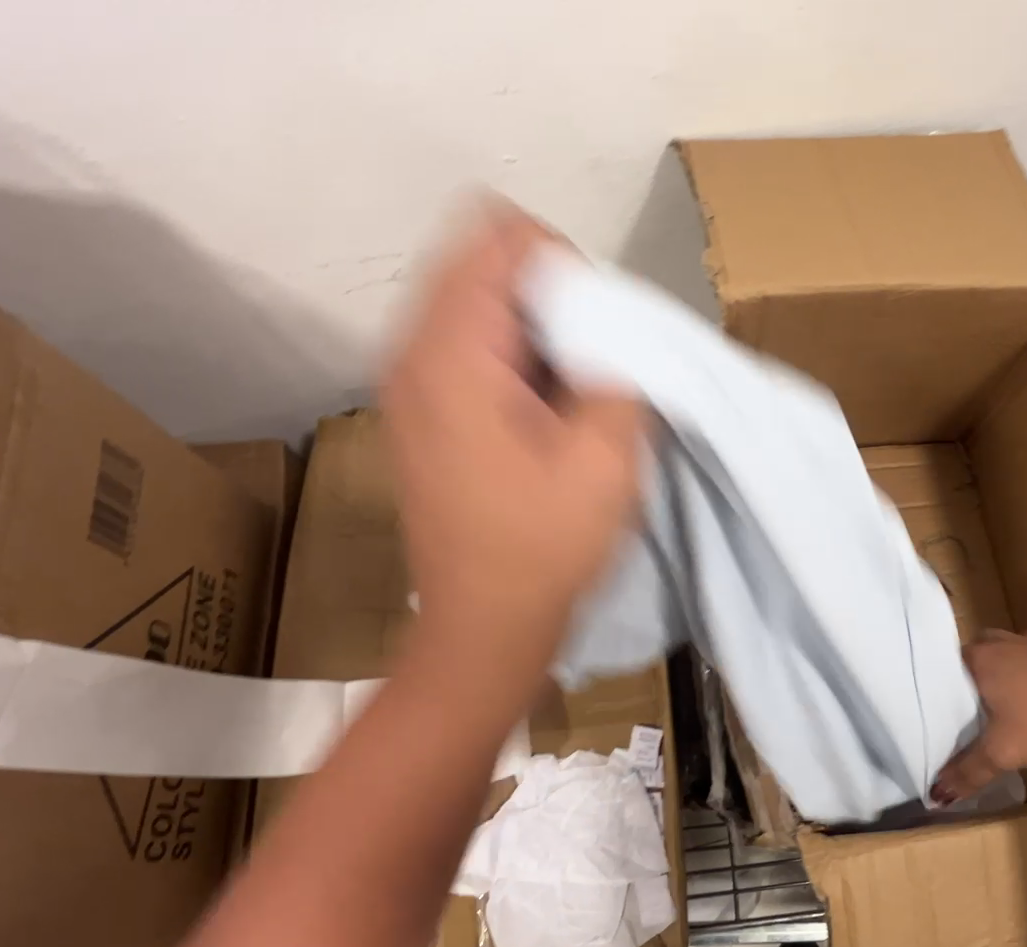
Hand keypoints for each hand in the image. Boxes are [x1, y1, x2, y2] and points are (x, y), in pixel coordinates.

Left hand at [383, 202, 646, 668]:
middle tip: (590, 367)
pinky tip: (544, 416)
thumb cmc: (543, 547)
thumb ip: (618, 370)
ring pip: (479, 305)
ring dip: (537, 333)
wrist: (482, 628)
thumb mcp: (607, 458)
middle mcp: (412, 351)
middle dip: (552, 299)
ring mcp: (408, 383)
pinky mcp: (420, 411)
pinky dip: (515, 360)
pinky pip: (469, 347)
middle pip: (485, 264)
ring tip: (571, 395)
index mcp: (452, 353)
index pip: (503, 238)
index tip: (596, 338)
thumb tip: (604, 332)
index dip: (566, 271)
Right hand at [931, 629, 1026, 802]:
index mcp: (974, 658)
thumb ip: (965, 773)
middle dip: (964, 681)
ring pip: (998, 652)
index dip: (936, 691)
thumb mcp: (1001, 753)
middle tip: (961, 711)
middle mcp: (995, 642)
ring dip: (994, 671)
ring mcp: (1026, 642)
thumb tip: (935, 796)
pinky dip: (1023, 669)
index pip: (940, 669)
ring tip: (992, 699)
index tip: (935, 712)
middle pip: (968, 660)